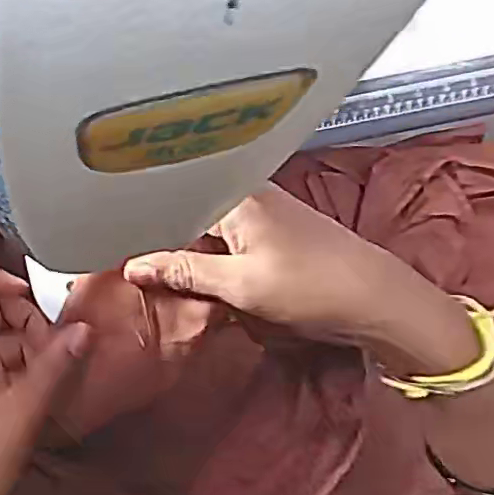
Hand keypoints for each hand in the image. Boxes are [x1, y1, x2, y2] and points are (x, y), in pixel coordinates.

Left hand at [0, 270, 91, 494]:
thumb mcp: (22, 407)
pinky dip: (28, 364)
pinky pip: (5, 365)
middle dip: (21, 316)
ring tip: (59, 359)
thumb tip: (84, 327)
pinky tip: (53, 378)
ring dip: (29, 343)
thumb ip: (54, 365)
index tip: (25, 291)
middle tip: (53, 335)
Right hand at [122, 182, 478, 375]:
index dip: (141, 213)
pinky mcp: (269, 230)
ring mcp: (259, 210)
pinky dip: (202, 249)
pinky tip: (186, 266)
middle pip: (186, 204)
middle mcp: (246, 192)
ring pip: (202, 220)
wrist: (382, 302)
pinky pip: (221, 233)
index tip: (111, 230)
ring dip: (179, 241)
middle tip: (118, 246)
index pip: (173, 194)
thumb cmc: (313, 287)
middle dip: (156, 227)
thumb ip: (183, 272)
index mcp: (236, 193)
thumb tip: (132, 266)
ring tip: (144, 256)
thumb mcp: (240, 285)